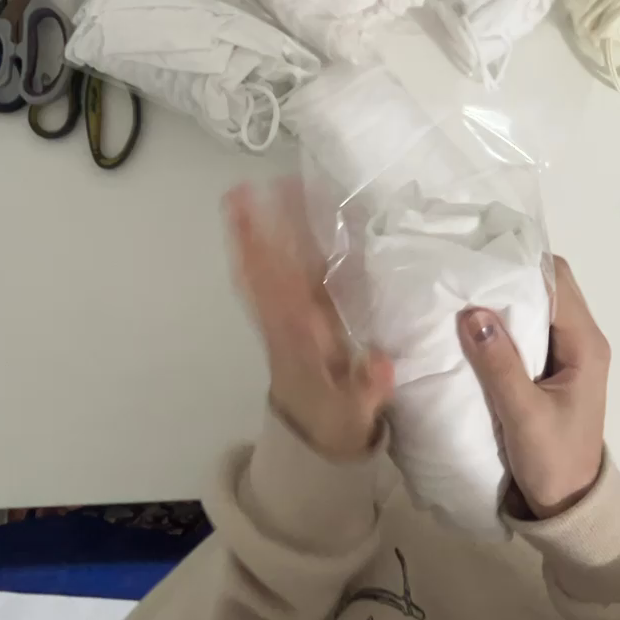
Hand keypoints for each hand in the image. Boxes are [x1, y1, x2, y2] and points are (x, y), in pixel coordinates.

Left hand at [224, 179, 394, 460]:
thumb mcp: (356, 412)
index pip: (289, 295)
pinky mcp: (280, 312)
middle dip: (261, 232)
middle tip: (256, 188)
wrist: (311, 431)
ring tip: (239, 193)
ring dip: (247, 233)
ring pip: (258, 269)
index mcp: (302, 340)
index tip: (285, 228)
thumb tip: (380, 362)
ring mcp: (278, 314)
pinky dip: (250, 249)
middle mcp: (283, 321)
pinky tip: (245, 221)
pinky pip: (258, 277)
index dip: (285, 262)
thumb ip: (368, 388)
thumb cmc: (336, 417)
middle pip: (267, 272)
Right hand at [457, 256, 608, 518]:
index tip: (479, 259)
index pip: (557, 281)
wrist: (569, 508)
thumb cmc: (554, 462)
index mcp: (585, 345)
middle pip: (547, 286)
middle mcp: (581, 340)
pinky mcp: (550, 366)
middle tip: (464, 273)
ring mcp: (567, 353)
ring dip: (503, 298)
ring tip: (462, 292)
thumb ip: (500, 365)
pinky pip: (528, 328)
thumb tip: (472, 312)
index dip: (521, 264)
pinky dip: (503, 320)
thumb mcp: (523, 417)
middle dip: (508, 275)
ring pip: (536, 305)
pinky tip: (473, 324)